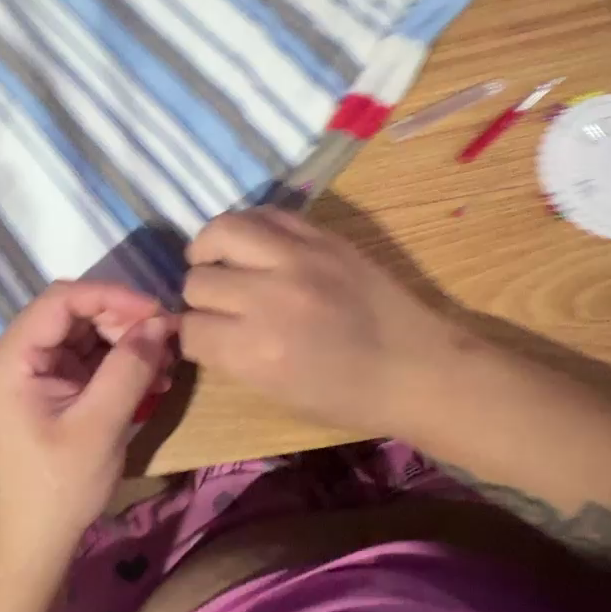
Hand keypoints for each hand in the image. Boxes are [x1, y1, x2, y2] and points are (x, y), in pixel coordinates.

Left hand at [0, 280, 176, 557]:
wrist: (38, 538)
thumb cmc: (60, 485)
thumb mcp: (100, 425)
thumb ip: (129, 369)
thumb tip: (162, 323)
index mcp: (13, 356)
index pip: (62, 299)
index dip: (111, 296)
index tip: (157, 313)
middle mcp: (19, 352)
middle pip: (76, 311)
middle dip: (124, 319)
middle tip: (167, 340)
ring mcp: (36, 368)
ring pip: (87, 330)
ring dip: (128, 339)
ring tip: (167, 362)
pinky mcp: (55, 384)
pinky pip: (91, 355)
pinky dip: (122, 360)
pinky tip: (155, 376)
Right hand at [180, 208, 479, 435]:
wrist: (420, 368)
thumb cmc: (349, 396)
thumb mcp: (277, 392)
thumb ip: (231, 356)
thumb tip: (199, 325)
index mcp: (257, 351)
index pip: (190, 329)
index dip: (192, 335)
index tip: (205, 337)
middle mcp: (269, 298)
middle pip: (198, 281)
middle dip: (199, 298)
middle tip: (217, 305)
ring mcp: (296, 259)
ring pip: (220, 231)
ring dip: (209, 251)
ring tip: (217, 261)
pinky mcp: (320, 235)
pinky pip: (263, 214)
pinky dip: (246, 229)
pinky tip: (249, 245)